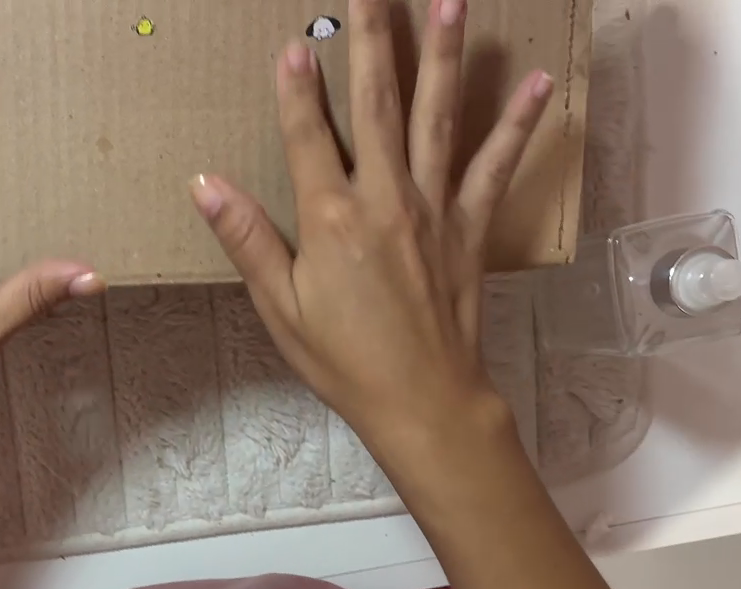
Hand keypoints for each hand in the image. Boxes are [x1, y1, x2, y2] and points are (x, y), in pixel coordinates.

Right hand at [190, 0, 551, 482]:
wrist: (421, 398)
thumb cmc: (341, 361)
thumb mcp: (280, 309)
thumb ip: (247, 242)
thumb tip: (205, 185)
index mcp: (331, 220)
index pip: (309, 136)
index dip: (297, 88)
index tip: (294, 40)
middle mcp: (385, 198)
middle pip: (377, 104)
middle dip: (372, 38)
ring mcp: (433, 208)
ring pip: (438, 115)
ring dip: (444, 52)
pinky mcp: (469, 227)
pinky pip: (494, 166)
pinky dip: (516, 123)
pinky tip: (535, 80)